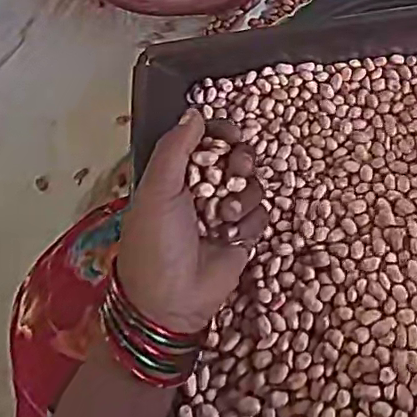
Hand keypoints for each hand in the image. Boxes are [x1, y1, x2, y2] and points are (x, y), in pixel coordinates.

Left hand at [114, 111, 266, 333]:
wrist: (170, 302)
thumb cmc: (155, 245)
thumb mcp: (157, 191)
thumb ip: (175, 149)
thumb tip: (194, 114)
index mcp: (177, 175)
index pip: (206, 139)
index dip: (221, 133)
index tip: (231, 135)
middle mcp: (203, 189)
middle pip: (236, 156)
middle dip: (239, 162)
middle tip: (235, 173)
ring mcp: (224, 212)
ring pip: (252, 184)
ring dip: (242, 198)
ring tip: (223, 218)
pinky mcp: (243, 234)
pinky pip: (261, 213)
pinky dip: (249, 223)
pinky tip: (231, 237)